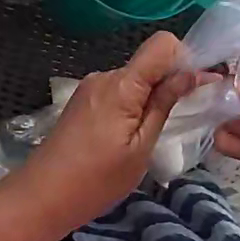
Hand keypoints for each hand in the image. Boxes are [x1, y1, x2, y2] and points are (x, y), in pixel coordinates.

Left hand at [17, 31, 200, 231]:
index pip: (162, 44)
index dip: (185, 59)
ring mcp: (90, 88)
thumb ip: (164, 105)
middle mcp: (104, 76)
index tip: (196, 87)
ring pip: (133, 80)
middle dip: (168, 83)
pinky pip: (117, 92)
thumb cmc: (97, 179)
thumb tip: (192, 74)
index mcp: (122, 84)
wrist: (43, 195)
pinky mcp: (82, 101)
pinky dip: (131, 106)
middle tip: (180, 119)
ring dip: (148, 98)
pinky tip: (126, 137)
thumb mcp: (141, 147)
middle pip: (148, 63)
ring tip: (148, 136)